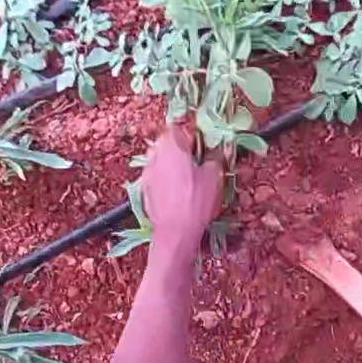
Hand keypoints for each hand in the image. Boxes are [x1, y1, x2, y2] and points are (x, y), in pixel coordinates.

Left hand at [139, 126, 222, 255]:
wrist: (175, 233)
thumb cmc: (195, 202)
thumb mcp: (214, 178)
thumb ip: (215, 159)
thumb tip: (216, 153)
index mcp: (170, 144)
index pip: (181, 129)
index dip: (195, 138)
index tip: (206, 150)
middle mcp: (154, 154)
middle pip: (170, 145)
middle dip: (184, 153)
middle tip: (200, 167)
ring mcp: (147, 173)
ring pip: (163, 162)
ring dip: (176, 168)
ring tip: (191, 184)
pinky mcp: (145, 190)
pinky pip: (159, 179)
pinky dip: (168, 183)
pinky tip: (181, 196)